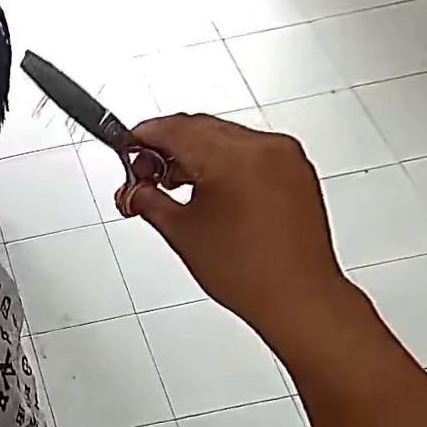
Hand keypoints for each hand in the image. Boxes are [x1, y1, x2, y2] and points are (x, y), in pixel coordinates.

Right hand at [121, 114, 361, 346]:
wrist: (298, 298)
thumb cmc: (252, 275)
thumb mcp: (183, 234)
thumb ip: (150, 202)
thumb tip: (135, 191)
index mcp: (233, 158)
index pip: (175, 128)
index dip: (144, 136)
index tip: (129, 148)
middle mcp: (264, 148)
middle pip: (199, 128)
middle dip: (167, 149)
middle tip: (144, 176)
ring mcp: (284, 156)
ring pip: (225, 138)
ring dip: (195, 155)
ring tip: (174, 187)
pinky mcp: (296, 169)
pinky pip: (251, 152)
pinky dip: (224, 163)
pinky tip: (208, 189)